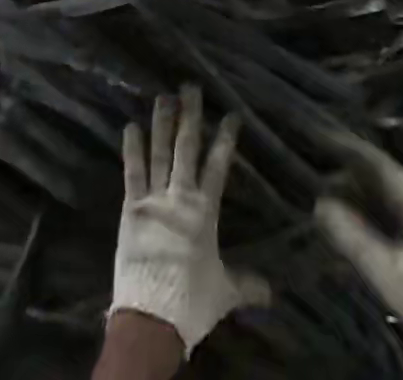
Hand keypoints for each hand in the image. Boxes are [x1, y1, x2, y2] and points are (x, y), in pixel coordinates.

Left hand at [111, 85, 270, 355]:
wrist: (153, 315)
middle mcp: (180, 196)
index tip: (230, 115)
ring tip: (163, 96)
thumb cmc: (192, 301)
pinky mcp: (132, 206)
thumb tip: (273, 293)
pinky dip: (132, 148)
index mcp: (205, 212)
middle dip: (190, 117)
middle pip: (186, 149)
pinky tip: (130, 125)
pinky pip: (132, 171)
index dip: (225, 140)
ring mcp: (154, 198)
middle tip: (190, 88)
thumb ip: (247, 285)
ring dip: (161, 123)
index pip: (218, 167)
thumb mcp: (225, 291)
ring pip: (159, 152)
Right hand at [314, 135, 402, 379]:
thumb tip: (320, 203)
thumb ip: (354, 238)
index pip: (374, 160)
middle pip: (382, 182)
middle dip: (346, 180)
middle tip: (311, 185)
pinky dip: (376, 226)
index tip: (312, 132)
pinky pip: (402, 226)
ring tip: (329, 211)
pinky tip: (364, 243)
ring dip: (361, 206)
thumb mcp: (396, 277)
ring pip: (392, 206)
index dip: (342, 145)